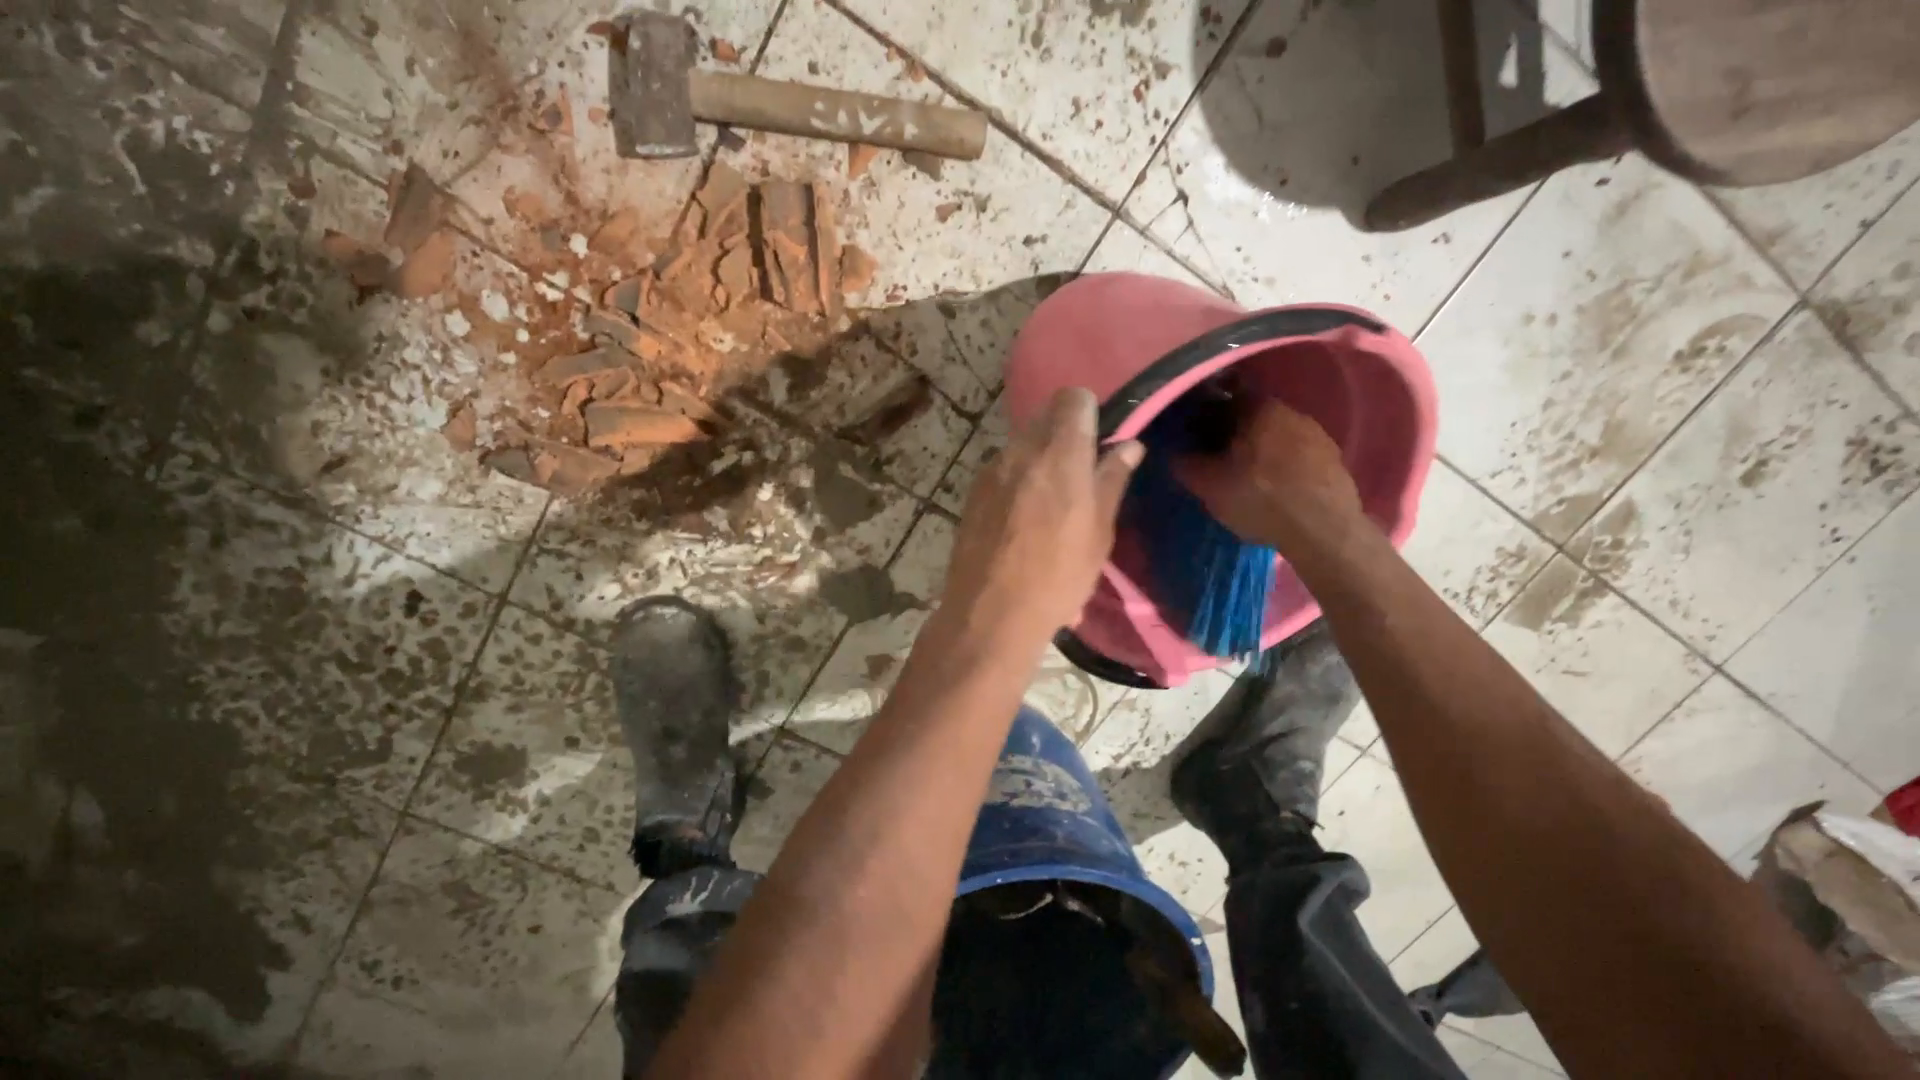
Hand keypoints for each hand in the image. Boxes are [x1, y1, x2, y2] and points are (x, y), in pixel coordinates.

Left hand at [939, 387, 1142, 648]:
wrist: (990, 613)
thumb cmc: (1058, 577)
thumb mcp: (1098, 533)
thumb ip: (1111, 481)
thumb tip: (1129, 445)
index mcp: (1060, 454)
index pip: (1073, 398)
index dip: (1089, 411)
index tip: (1099, 441)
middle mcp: (1021, 451)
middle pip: (1045, 419)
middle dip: (1065, 436)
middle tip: (1081, 477)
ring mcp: (991, 471)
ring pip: (1022, 447)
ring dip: (1040, 462)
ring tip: (1052, 509)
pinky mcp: (972, 493)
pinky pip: (1003, 473)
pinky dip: (1018, 484)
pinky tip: (1023, 526)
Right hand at [1175, 398, 1360, 549]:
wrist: (1324, 531)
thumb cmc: (1260, 500)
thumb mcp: (1209, 487)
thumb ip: (1187, 465)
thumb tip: (1175, 453)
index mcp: (1257, 408)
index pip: (1222, 398)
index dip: (1204, 417)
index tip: (1194, 437)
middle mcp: (1290, 411)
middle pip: (1252, 417)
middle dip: (1234, 434)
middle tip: (1219, 459)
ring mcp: (1318, 434)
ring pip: (1278, 435)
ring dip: (1263, 450)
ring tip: (1250, 478)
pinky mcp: (1334, 458)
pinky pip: (1299, 454)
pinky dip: (1286, 465)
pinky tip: (1279, 489)